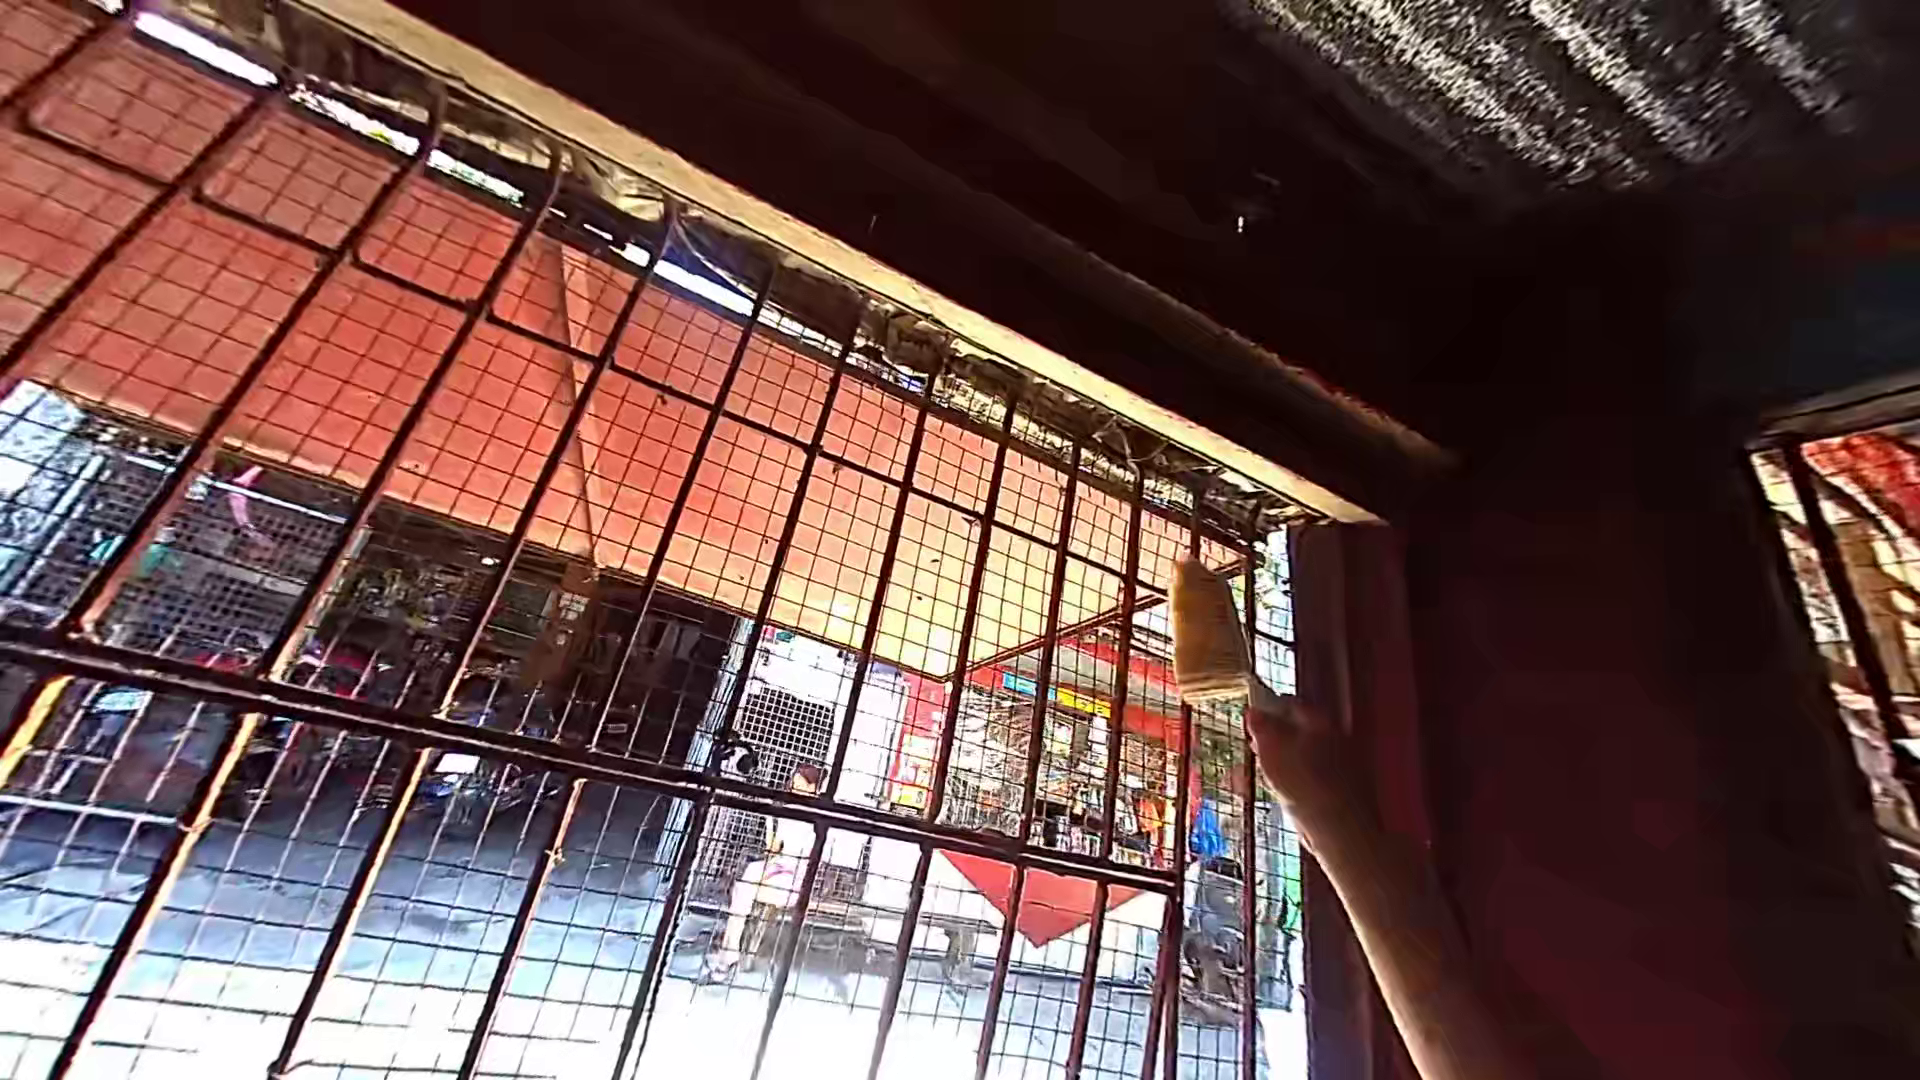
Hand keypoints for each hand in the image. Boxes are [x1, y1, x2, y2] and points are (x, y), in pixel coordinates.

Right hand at [1244, 681, 1366, 828]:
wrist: (1340, 830)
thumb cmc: (1302, 782)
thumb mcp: (1270, 748)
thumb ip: (1260, 726)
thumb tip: (1253, 711)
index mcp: (1320, 721)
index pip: (1290, 704)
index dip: (1267, 709)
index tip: (1251, 720)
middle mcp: (1337, 738)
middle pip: (1299, 730)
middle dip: (1274, 738)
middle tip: (1255, 747)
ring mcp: (1346, 766)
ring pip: (1305, 755)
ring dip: (1282, 760)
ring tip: (1262, 773)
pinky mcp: (1347, 792)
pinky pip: (1314, 777)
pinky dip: (1297, 779)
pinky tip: (1284, 791)